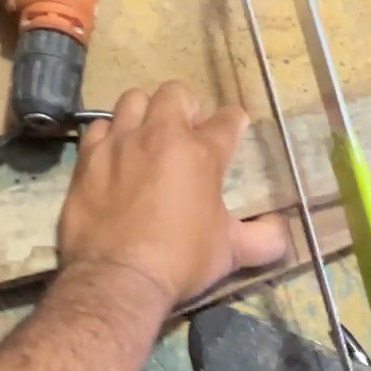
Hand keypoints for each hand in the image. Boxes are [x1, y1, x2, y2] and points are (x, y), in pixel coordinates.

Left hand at [58, 81, 287, 306]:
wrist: (118, 277)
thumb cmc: (180, 261)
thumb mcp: (230, 253)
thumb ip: (262, 239)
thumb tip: (283, 235)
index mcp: (201, 153)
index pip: (228, 120)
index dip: (234, 124)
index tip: (233, 130)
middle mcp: (160, 136)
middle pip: (175, 94)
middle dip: (186, 107)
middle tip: (186, 132)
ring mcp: (120, 143)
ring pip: (132, 101)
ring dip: (144, 114)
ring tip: (146, 137)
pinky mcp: (88, 159)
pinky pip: (98, 128)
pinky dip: (109, 136)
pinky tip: (114, 156)